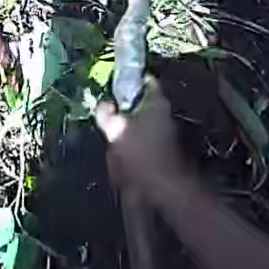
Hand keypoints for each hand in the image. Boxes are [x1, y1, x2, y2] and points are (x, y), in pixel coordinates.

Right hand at [93, 81, 190, 200]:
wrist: (164, 189)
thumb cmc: (141, 153)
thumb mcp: (116, 130)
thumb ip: (106, 114)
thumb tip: (103, 105)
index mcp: (157, 102)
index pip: (145, 80)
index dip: (130, 79)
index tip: (114, 84)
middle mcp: (164, 114)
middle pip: (141, 103)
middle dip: (124, 109)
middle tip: (108, 114)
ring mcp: (165, 133)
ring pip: (140, 122)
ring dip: (126, 128)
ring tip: (111, 138)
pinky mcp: (163, 151)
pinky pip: (143, 140)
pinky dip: (132, 144)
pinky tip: (121, 156)